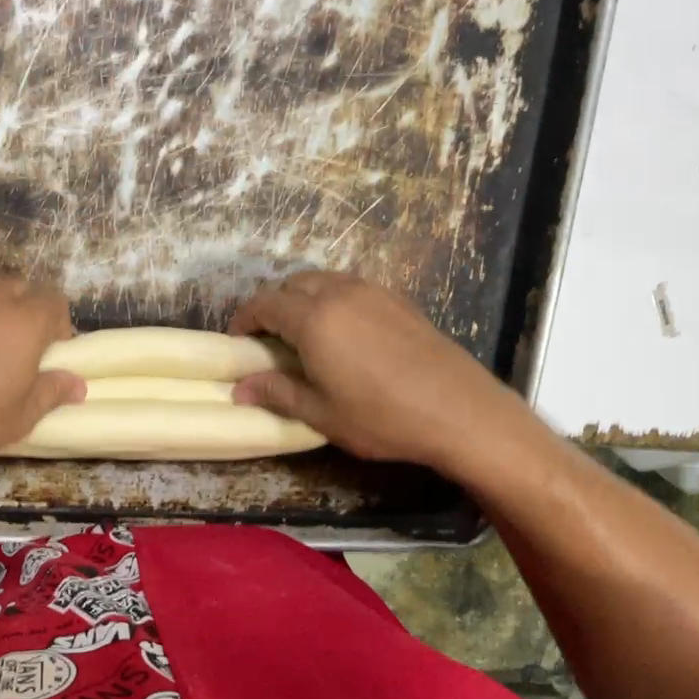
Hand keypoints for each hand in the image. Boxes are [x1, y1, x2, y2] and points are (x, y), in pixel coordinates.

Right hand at [228, 271, 534, 470]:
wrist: (461, 412)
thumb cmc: (382, 417)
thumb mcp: (320, 414)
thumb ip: (277, 392)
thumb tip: (240, 389)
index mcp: (314, 319)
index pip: (264, 304)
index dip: (244, 320)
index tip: (238, 342)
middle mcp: (340, 294)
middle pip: (292, 284)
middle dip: (272, 306)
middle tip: (267, 340)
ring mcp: (373, 293)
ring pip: (323, 280)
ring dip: (302, 299)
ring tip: (301, 334)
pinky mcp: (399, 301)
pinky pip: (351, 287)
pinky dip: (332, 299)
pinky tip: (341, 333)